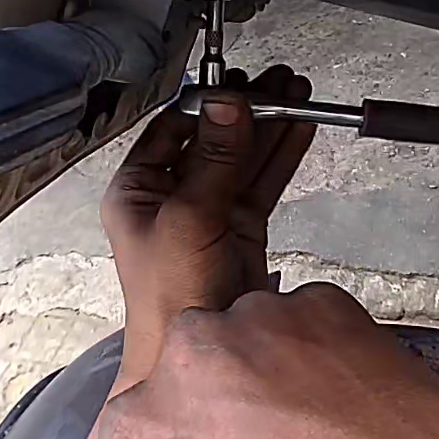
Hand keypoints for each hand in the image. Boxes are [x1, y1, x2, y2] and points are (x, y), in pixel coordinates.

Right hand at [97, 283, 438, 438]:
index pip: (147, 428)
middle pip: (200, 366)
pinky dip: (330, 350)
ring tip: (325, 426)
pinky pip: (314, 322)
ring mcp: (260, 317)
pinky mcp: (323, 301)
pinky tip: (358, 402)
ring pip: (256, 335)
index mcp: (135, 428)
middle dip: (226, 396)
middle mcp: (189, 352)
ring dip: (278, 367)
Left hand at [100, 65, 315, 378]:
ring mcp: (210, 209)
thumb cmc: (172, 294)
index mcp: (139, 188)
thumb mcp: (189, 218)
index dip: (207, 103)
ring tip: (298, 94)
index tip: (241, 84)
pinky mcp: (241, 226)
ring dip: (271, 127)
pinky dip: (282, 156)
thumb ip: (213, 159)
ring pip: (244, 157)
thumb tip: (228, 103)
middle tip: (280, 83)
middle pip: (215, 138)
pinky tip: (300, 130)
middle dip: (249, 110)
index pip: (174, 128)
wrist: (201, 355)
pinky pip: (263, 181)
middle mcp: (172, 194)